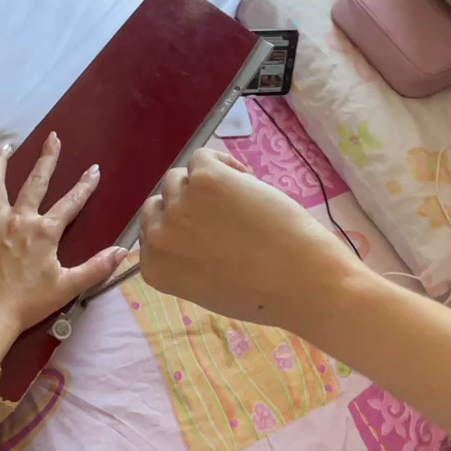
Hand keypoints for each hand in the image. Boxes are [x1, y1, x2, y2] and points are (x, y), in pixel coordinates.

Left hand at [0, 133, 124, 348]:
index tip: (94, 169)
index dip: (85, 185)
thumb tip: (124, 251)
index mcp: (45, 231)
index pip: (71, 202)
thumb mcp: (68, 287)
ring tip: (5, 147)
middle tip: (52, 138)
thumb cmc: (28, 304)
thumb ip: (97, 267)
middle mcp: (19, 219)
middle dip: (47, 158)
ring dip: (0, 162)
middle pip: (35, 181)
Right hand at [138, 148, 362, 331]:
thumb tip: (186, 224)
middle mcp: (158, 236)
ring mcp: (178, 205)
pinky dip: (224, 163)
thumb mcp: (205, 287)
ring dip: (204, 184)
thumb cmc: (263, 294)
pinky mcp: (206, 179)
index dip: (177, 226)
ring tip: (239, 200)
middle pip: (159, 201)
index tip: (204, 231)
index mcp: (155, 268)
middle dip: (186, 205)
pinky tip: (246, 180)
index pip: (149, 232)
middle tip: (222, 214)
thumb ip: (184, 258)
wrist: (301, 284)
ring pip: (179, 177)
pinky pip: (202, 156)